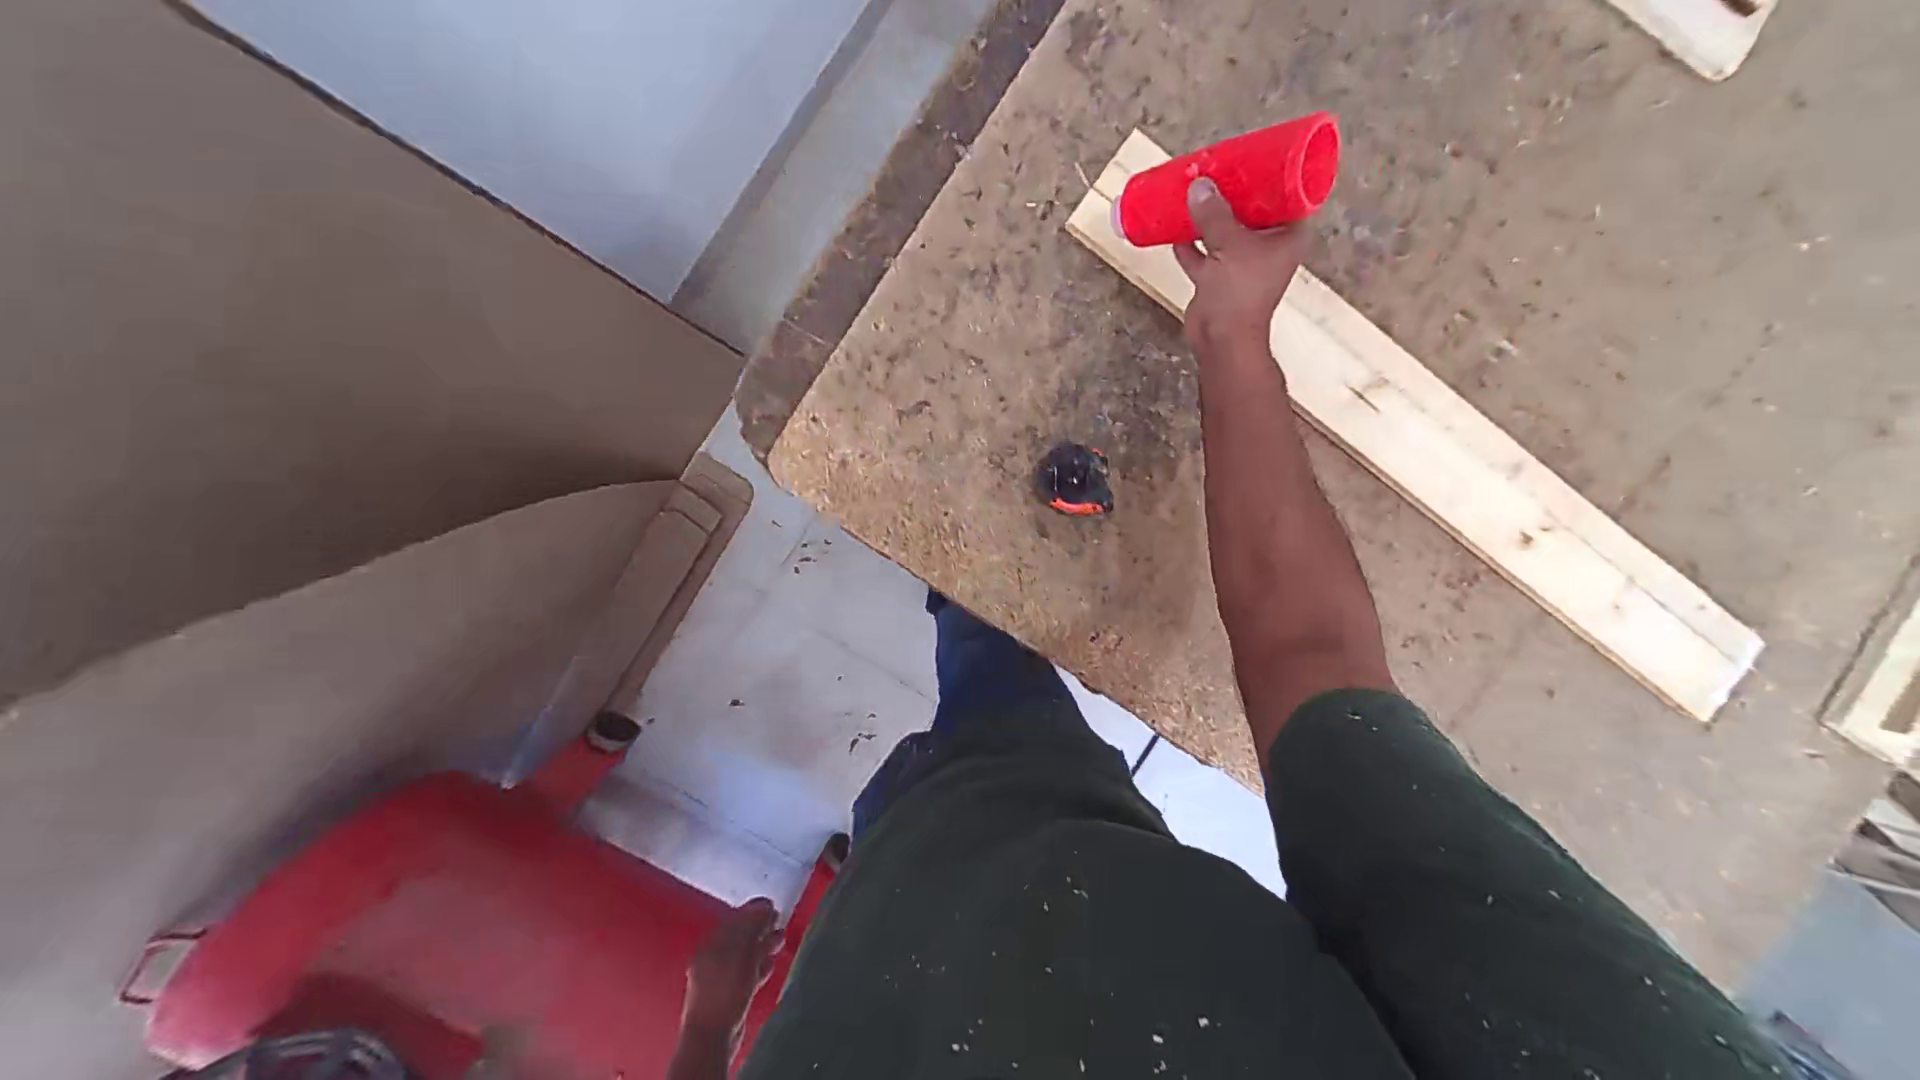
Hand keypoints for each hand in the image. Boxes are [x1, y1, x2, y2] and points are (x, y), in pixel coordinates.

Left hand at [681, 897, 784, 1040]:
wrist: (713, 1036)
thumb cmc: (725, 988)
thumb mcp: (742, 950)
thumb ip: (753, 925)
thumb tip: (765, 905)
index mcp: (711, 945)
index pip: (734, 919)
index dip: (754, 910)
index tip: (772, 904)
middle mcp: (713, 959)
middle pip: (741, 937)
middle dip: (761, 927)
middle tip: (779, 919)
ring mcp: (720, 980)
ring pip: (746, 955)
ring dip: (763, 946)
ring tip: (781, 939)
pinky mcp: (730, 997)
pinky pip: (747, 974)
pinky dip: (760, 966)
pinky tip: (771, 963)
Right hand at [1172, 178, 1310, 356]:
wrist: (1221, 339)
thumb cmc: (1239, 293)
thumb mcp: (1229, 245)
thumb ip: (1213, 215)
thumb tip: (1199, 186)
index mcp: (1288, 236)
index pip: (1288, 194)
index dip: (1272, 174)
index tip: (1254, 156)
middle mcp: (1269, 248)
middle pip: (1252, 211)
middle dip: (1233, 193)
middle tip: (1218, 168)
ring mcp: (1242, 265)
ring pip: (1225, 231)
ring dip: (1209, 216)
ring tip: (1193, 192)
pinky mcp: (1218, 280)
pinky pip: (1204, 254)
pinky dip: (1190, 243)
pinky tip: (1176, 227)